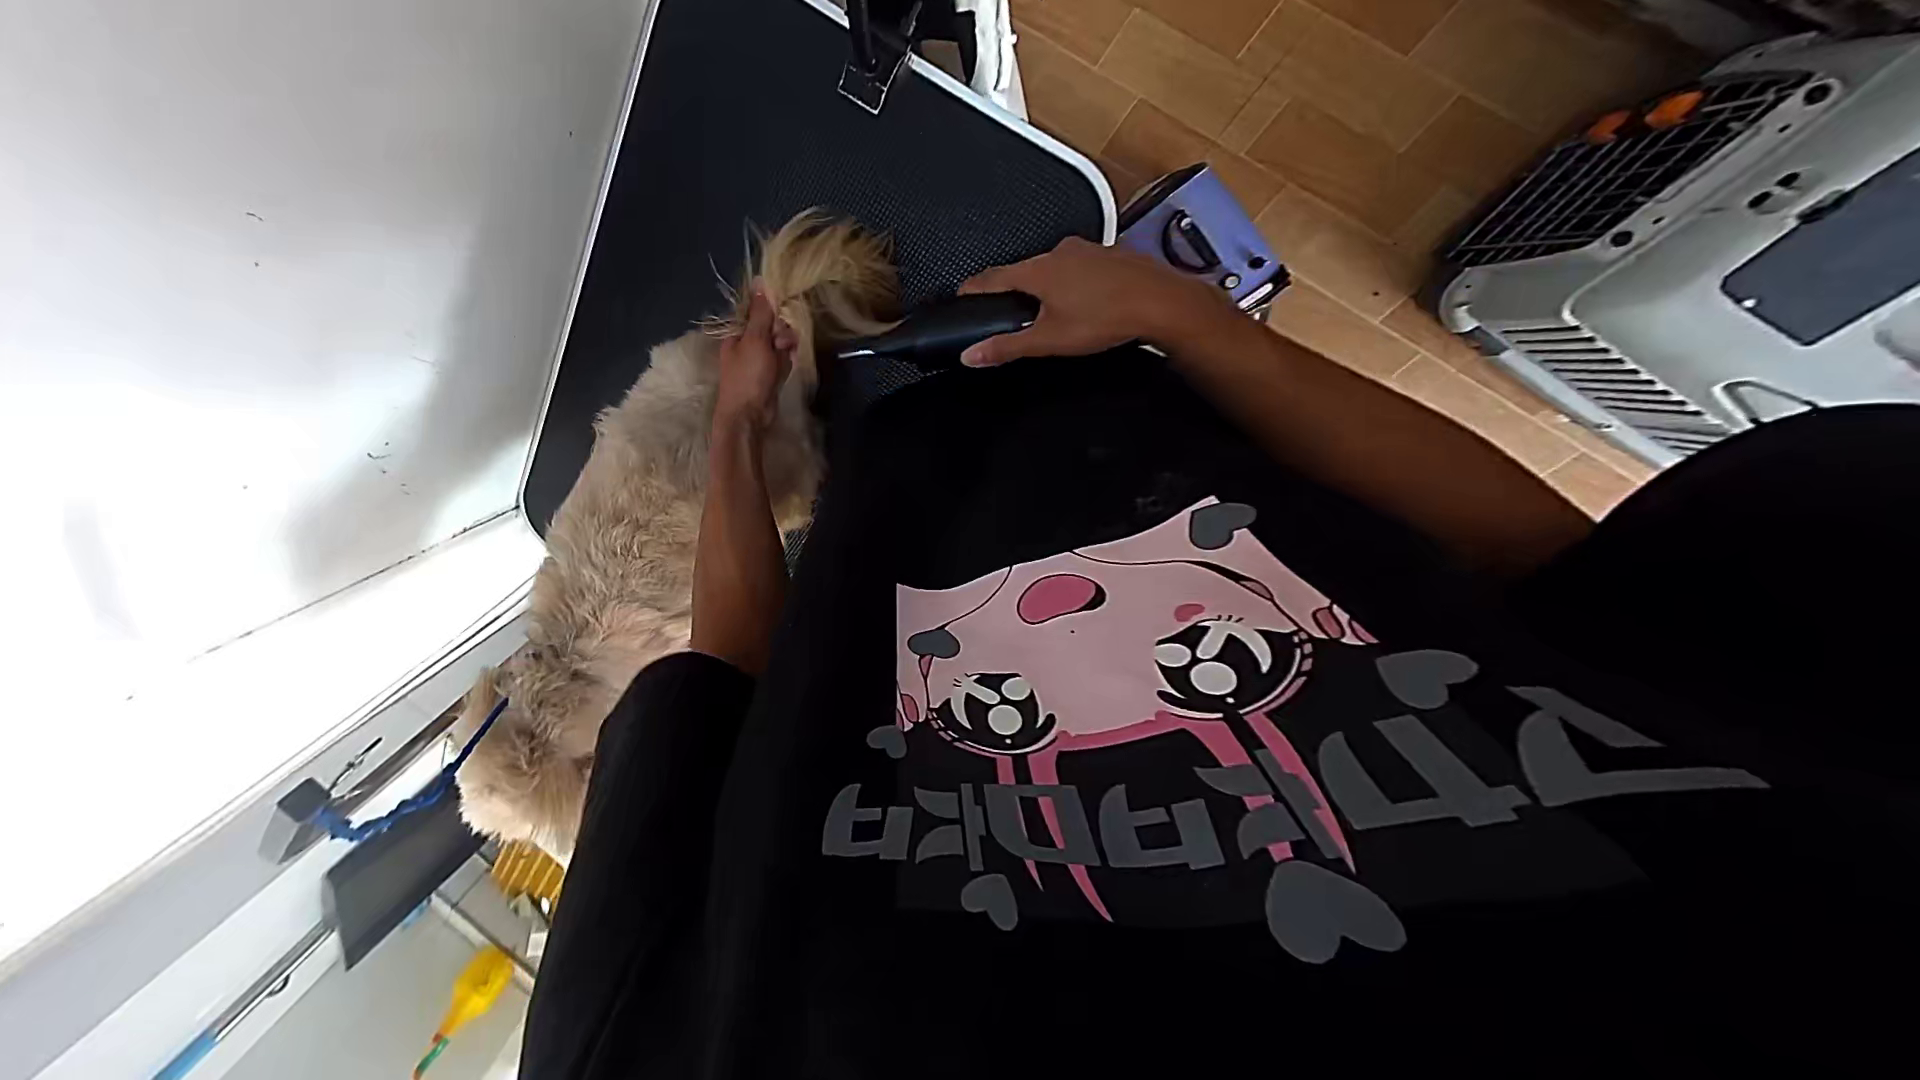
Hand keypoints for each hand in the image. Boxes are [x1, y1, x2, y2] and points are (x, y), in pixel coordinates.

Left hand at [715, 283, 797, 432]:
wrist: (748, 416)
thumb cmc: (748, 376)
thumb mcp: (755, 340)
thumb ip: (760, 313)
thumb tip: (759, 281)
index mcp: (737, 332)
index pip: (759, 312)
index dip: (772, 314)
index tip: (780, 320)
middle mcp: (747, 344)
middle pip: (772, 327)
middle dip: (781, 334)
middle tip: (781, 345)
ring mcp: (759, 360)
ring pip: (780, 344)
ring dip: (786, 349)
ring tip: (784, 359)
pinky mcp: (770, 375)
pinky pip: (783, 360)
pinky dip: (786, 363)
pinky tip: (787, 368)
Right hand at [956, 236, 1227, 366]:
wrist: (1161, 302)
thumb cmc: (1107, 317)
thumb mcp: (1049, 340)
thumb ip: (1007, 347)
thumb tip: (972, 355)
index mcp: (1038, 271)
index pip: (992, 277)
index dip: (973, 288)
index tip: (963, 295)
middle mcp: (1059, 252)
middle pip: (1022, 269)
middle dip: (1010, 287)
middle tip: (1003, 308)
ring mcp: (1086, 250)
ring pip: (1052, 266)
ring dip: (1043, 283)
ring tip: (1043, 308)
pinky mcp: (1108, 255)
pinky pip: (1079, 266)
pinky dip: (1070, 281)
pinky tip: (1080, 299)